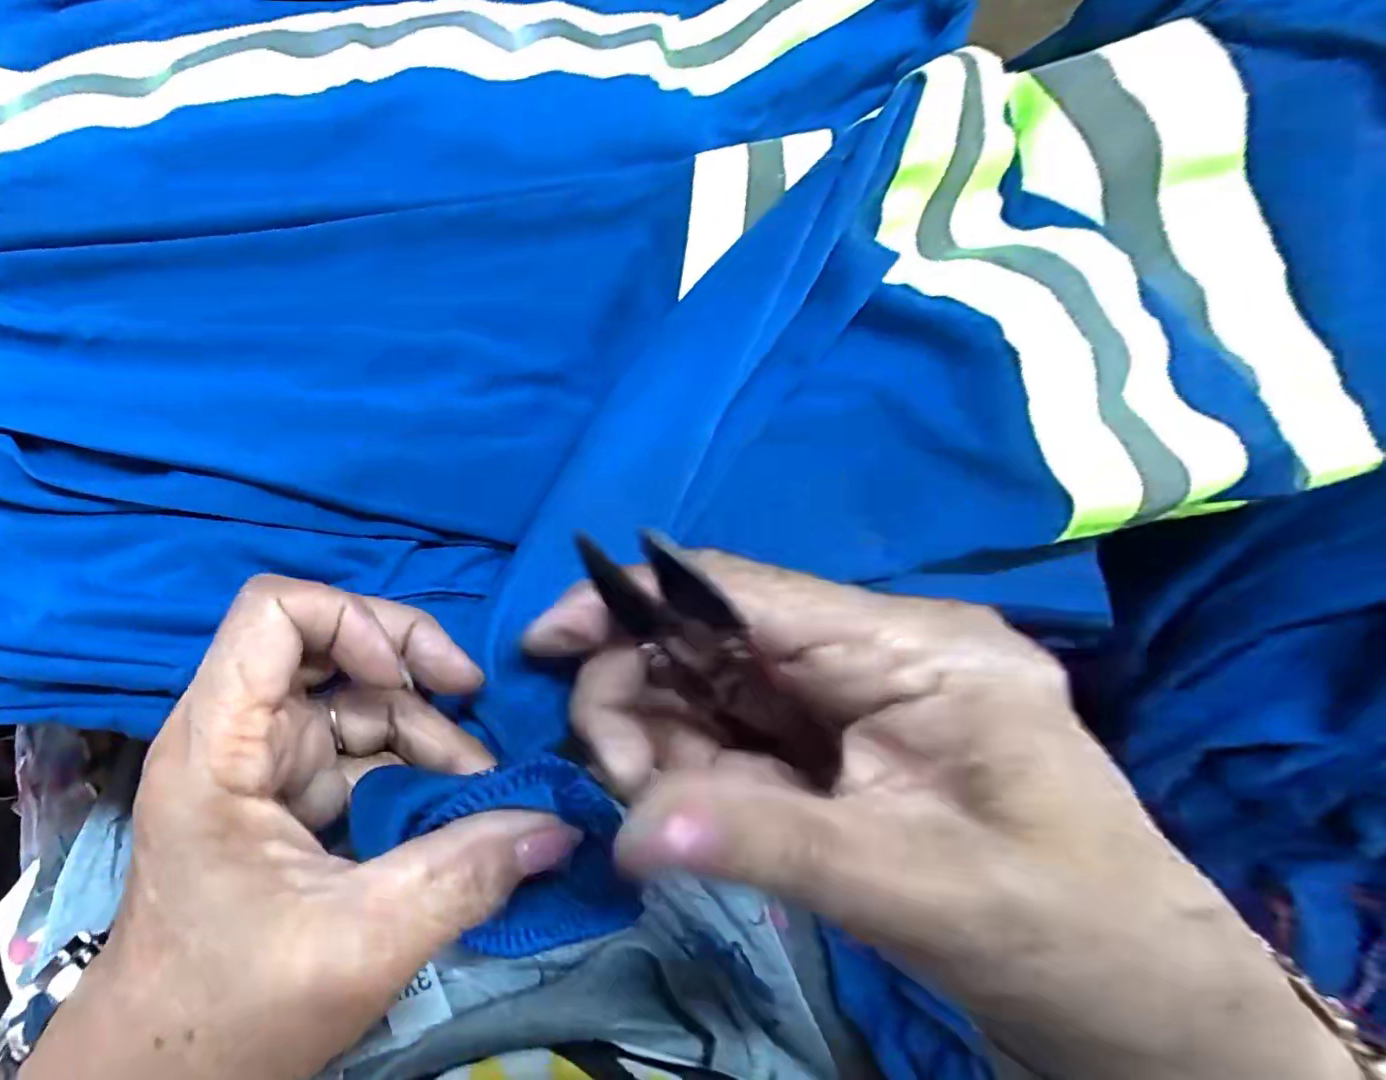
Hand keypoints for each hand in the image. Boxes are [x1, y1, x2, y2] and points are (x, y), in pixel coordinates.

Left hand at [25, 577, 580, 1079]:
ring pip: (354, 691)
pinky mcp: (290, 782)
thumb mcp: (359, 944)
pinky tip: (455, 799)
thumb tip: (555, 825)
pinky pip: (362, 742)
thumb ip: (463, 876)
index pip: (271, 611)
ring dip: (423, 722)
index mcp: (219, 743)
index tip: (406, 677)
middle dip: (405, 654)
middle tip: (470, 690)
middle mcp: (238, 728)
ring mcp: (266, 753)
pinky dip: (412, 760)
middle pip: (324, 635)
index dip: (349, 618)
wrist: (167, 1072)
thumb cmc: (233, 1010)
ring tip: (481, 781)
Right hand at [525, 552, 1355, 1079]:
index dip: (630, 599)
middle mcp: (854, 651)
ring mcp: (825, 694)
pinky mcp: (806, 738)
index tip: (545, 638)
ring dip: (645, 736)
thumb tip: (628, 833)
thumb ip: (767, 843)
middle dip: (632, 694)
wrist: (1134, 1007)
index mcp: (903, 648)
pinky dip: (670, 764)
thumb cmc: (1067, 933)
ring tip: (645, 800)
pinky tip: (670, 804)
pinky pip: (707, 731)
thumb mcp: (920, 892)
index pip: (735, 591)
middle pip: (696, 637)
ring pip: (690, 684)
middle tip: (616, 773)